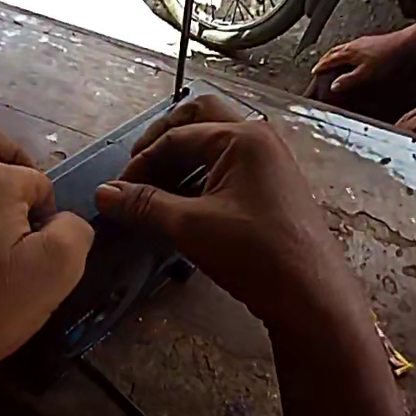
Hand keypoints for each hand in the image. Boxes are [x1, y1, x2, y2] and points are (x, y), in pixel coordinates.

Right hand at [93, 96, 358, 328]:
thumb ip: (145, 205)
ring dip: (183, 159)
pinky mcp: (273, 186)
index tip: (118, 190)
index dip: (141, 161)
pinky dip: (202, 176)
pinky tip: (185, 202)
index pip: (177, 136)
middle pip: (200, 120)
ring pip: (216, 143)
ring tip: (156, 189)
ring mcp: (270, 162)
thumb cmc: (255, 253)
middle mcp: (260, 139)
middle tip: (138, 168)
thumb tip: (104, 194)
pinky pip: (230, 166)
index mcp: (243, 136)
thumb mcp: (191, 226)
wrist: (311, 295)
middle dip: (163, 140)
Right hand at [310, 30, 415, 95]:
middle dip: (326, 58)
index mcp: (349, 52)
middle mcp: (355, 44)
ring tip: (334, 60)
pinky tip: (354, 56)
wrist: (409, 44)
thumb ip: (349, 80)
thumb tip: (334, 86)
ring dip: (336, 54)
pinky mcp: (374, 42)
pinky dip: (348, 52)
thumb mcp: (366, 73)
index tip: (314, 71)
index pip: (330, 59)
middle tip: (320, 64)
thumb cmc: (388, 58)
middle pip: (335, 51)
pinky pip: (354, 47)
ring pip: (344, 47)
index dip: (321, 66)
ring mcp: (365, 42)